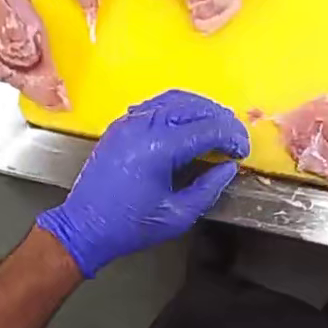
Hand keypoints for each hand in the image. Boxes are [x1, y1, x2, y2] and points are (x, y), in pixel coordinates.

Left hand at [38, 90, 249, 276]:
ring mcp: (129, 121)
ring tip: (217, 130)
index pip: (207, 128)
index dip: (231, 137)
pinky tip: (188, 127)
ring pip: (175, 100)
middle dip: (220, 120)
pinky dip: (179, 110)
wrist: (85, 227)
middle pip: (194, 106)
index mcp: (159, 148)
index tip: (242, 152)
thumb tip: (228, 168)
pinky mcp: (120, 125)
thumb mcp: (177, 216)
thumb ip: (208, 189)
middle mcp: (143, 125)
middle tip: (234, 139)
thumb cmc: (130, 227)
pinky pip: (156, 105)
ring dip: (201, 111)